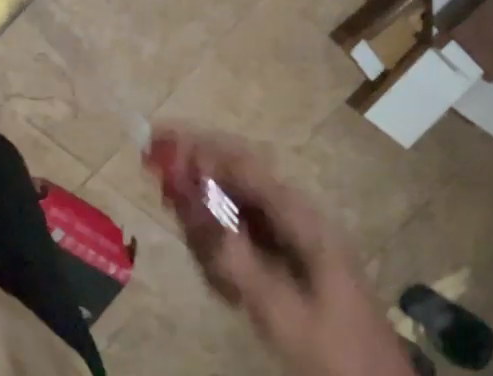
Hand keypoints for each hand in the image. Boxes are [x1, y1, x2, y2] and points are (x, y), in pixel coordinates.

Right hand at [146, 128, 412, 375]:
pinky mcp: (291, 261)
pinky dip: (223, 248)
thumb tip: (191, 206)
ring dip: (208, 223)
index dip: (198, 146)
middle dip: (194, 177)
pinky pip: (244, 236)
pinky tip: (226, 287)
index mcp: (302, 219)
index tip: (156, 141)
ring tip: (213, 274)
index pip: (242, 164)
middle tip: (158, 183)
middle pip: (235, 177)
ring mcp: (296, 238)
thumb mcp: (279, 310)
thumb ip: (234, 257)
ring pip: (235, 207)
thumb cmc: (336, 352)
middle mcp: (298, 217)